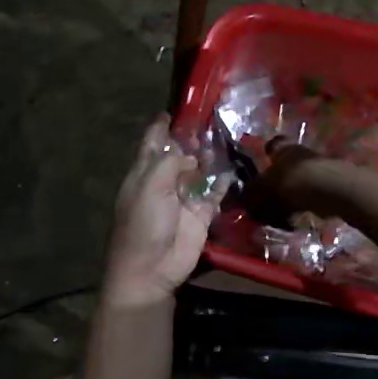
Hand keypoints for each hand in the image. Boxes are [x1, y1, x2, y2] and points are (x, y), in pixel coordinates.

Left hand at [101, 117, 224, 307]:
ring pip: (199, 172)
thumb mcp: (150, 185)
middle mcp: (164, 183)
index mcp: (143, 174)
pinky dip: (223, 181)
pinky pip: (215, 193)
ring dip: (210, 158)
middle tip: (212, 119)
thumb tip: (192, 156)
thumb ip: (170, 162)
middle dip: (191, 139)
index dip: (161, 127)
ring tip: (226, 137)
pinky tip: (234, 167)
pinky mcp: (201, 215)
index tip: (173, 110)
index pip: (152, 143)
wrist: (151, 269)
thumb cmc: (143, 224)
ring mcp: (184, 199)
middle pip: (179, 155)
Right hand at [251, 137, 343, 220]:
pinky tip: (292, 221)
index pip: (273, 146)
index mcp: (284, 149)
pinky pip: (306, 199)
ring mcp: (315, 172)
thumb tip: (242, 201)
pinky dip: (298, 209)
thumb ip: (253, 194)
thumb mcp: (267, 187)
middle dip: (274, 186)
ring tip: (276, 217)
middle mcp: (300, 157)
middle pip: (282, 170)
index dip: (267, 156)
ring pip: (294, 186)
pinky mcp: (325, 189)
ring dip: (285, 200)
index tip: (260, 172)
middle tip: (262, 204)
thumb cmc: (295, 181)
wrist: (333, 190)